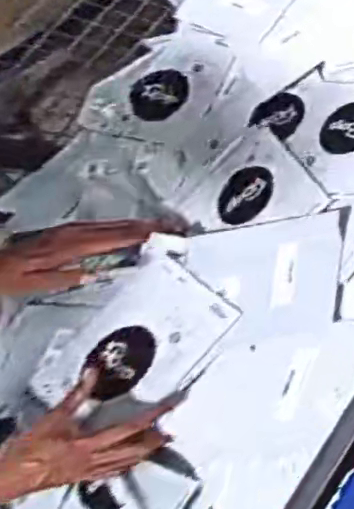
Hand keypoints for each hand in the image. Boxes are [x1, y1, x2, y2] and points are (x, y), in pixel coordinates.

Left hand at [0, 220, 173, 297]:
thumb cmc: (3, 276)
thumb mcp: (33, 285)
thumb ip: (70, 278)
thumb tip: (101, 274)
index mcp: (73, 245)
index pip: (123, 236)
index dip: (151, 235)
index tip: (174, 235)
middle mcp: (75, 233)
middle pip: (125, 226)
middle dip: (156, 226)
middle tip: (181, 228)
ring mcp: (71, 229)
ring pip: (118, 223)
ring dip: (145, 224)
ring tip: (167, 227)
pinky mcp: (69, 229)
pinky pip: (107, 223)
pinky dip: (128, 225)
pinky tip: (135, 228)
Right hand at [0, 368, 173, 503]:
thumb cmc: (22, 452)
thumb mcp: (50, 420)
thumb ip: (75, 396)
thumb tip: (92, 373)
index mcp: (89, 445)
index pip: (133, 426)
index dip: (156, 413)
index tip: (174, 403)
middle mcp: (92, 459)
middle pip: (136, 449)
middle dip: (156, 439)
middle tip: (170, 429)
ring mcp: (86, 471)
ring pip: (126, 462)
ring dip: (145, 452)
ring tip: (160, 442)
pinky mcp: (78, 479)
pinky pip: (109, 474)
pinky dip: (126, 466)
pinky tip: (133, 462)